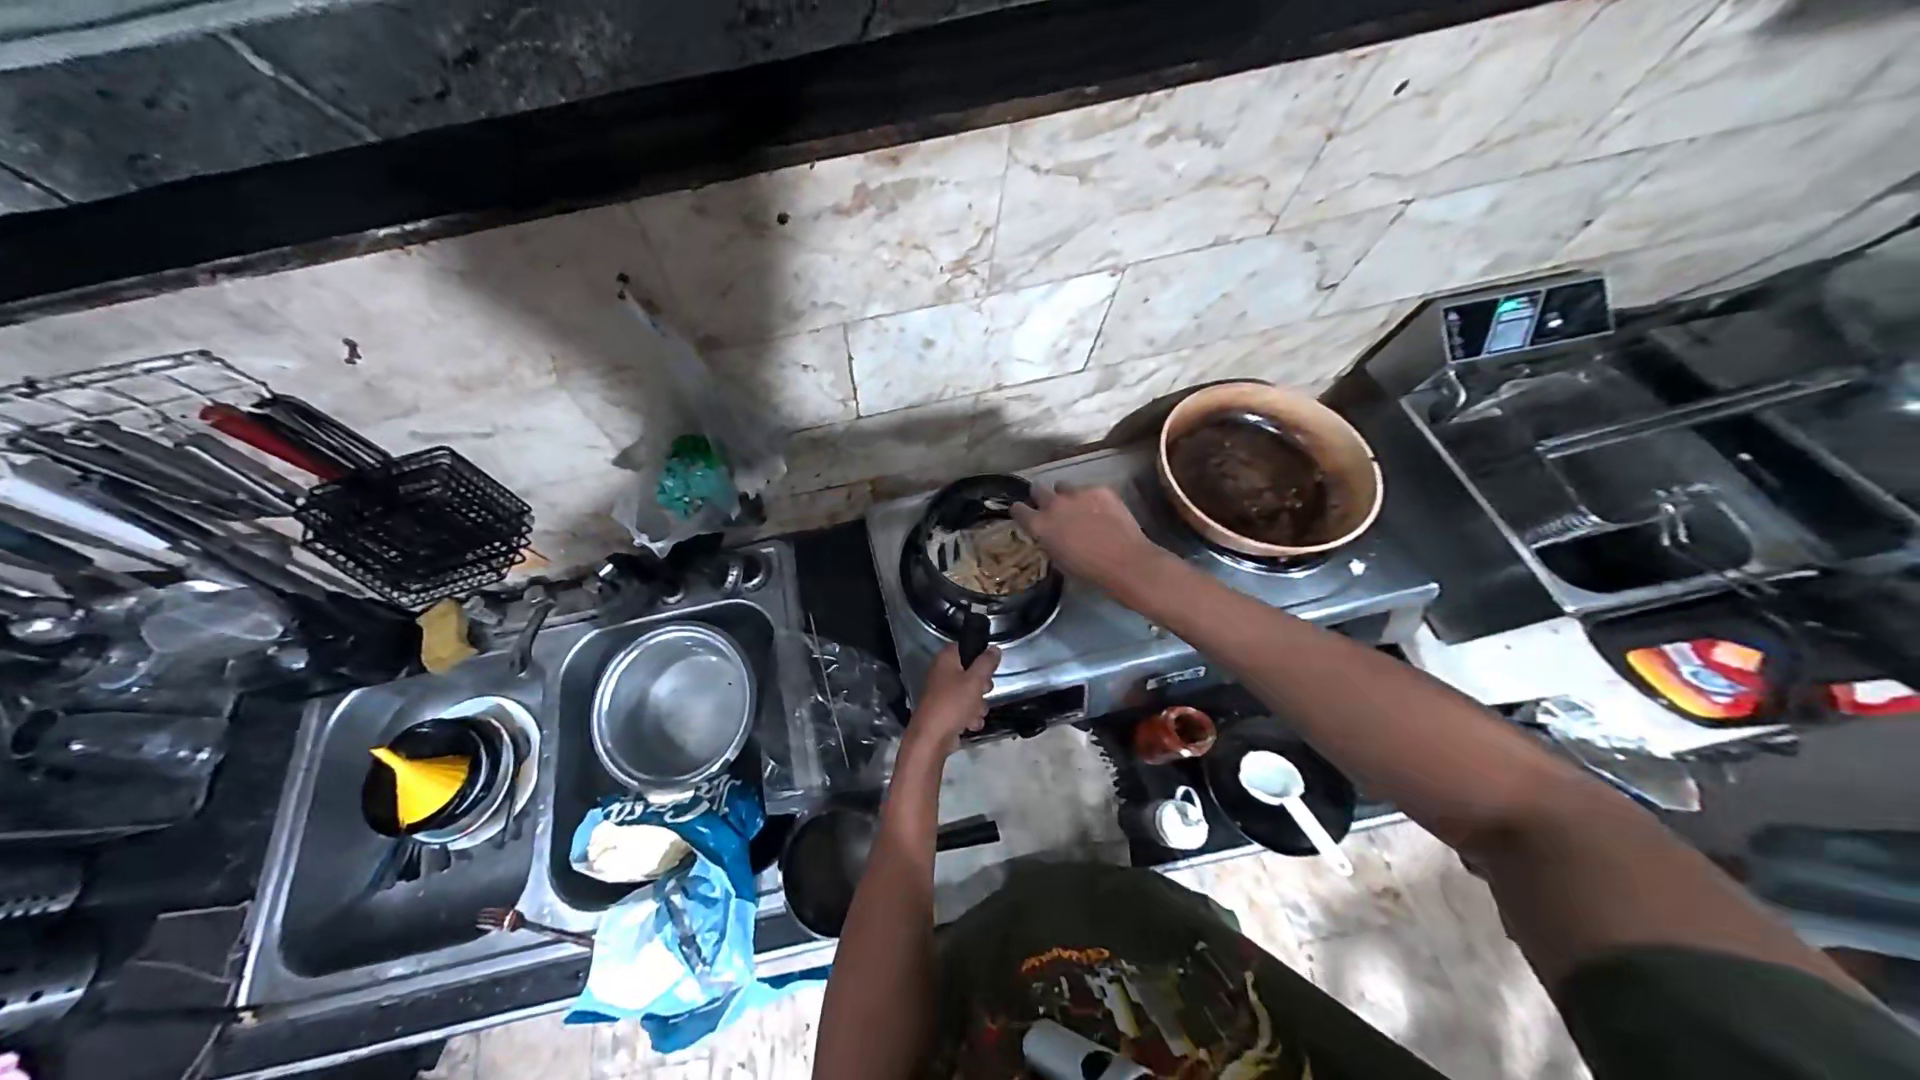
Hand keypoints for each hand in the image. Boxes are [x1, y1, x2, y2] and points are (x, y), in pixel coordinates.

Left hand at [907, 644, 999, 752]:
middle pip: (971, 672)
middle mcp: (942, 673)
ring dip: (978, 705)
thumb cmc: (953, 704)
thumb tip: (995, 648)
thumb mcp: (975, 680)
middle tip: (983, 691)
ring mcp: (943, 693)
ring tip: (974, 712)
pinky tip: (969, 724)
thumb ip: (986, 663)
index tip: (989, 667)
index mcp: (945, 659)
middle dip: (982, 686)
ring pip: (971, 693)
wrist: (931, 738)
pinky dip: (970, 717)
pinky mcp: (946, 711)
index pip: (965, 647)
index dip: (979, 656)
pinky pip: (965, 709)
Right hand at [1011, 483, 1162, 587]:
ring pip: (1064, 486)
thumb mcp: (1058, 560)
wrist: (1125, 561)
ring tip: (1080, 508)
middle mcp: (1054, 504)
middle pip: (1038, 488)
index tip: (1026, 515)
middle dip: (1041, 496)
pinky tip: (1103, 512)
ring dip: (1067, 495)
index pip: (1018, 509)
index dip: (1021, 512)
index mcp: (1040, 525)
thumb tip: (1049, 533)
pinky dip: (1092, 498)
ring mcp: (1077, 493)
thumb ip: (1048, 540)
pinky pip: (1089, 489)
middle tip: (1052, 508)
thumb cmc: (1089, 570)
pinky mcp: (1100, 489)